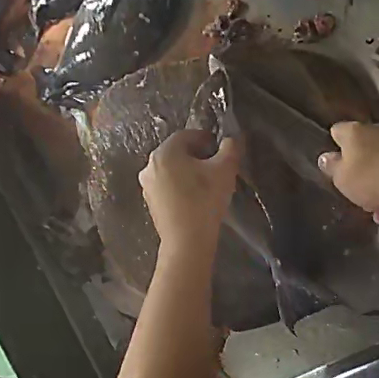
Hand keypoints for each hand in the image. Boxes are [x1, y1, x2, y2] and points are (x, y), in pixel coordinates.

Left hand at [140, 129, 240, 259]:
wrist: (187, 242)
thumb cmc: (205, 200)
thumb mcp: (225, 170)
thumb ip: (230, 148)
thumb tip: (230, 140)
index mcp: (165, 152)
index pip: (187, 135)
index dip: (205, 138)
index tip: (219, 148)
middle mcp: (150, 166)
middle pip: (177, 152)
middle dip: (197, 155)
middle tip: (216, 165)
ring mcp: (147, 186)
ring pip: (171, 170)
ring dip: (188, 171)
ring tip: (208, 182)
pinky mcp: (150, 203)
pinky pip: (167, 186)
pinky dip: (180, 186)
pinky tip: (195, 198)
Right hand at [317, 121, 378, 220]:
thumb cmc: (371, 178)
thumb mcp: (342, 178)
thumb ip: (332, 167)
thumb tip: (326, 157)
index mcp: (354, 131)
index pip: (337, 131)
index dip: (333, 147)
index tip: (333, 165)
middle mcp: (378, 130)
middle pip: (362, 151)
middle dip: (360, 174)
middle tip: (358, 196)